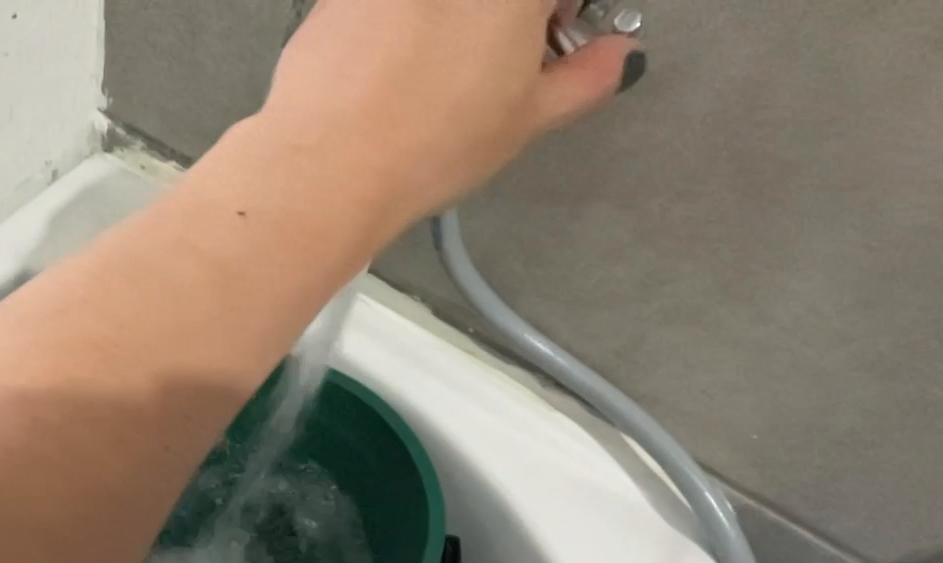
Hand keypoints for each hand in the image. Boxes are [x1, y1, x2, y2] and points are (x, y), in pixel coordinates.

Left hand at [258, 0, 640, 226]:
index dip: (554, 12)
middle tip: (483, 57)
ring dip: (440, 25)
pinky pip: (380, 9)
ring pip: (432, 11)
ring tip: (424, 69)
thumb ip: (582, 79)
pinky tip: (378, 67)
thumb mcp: (523, 122)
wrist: (325, 166)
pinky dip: (391, 25)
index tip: (546, 35)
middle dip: (500, 19)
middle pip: (490, 2)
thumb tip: (618, 57)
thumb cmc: (432, 147)